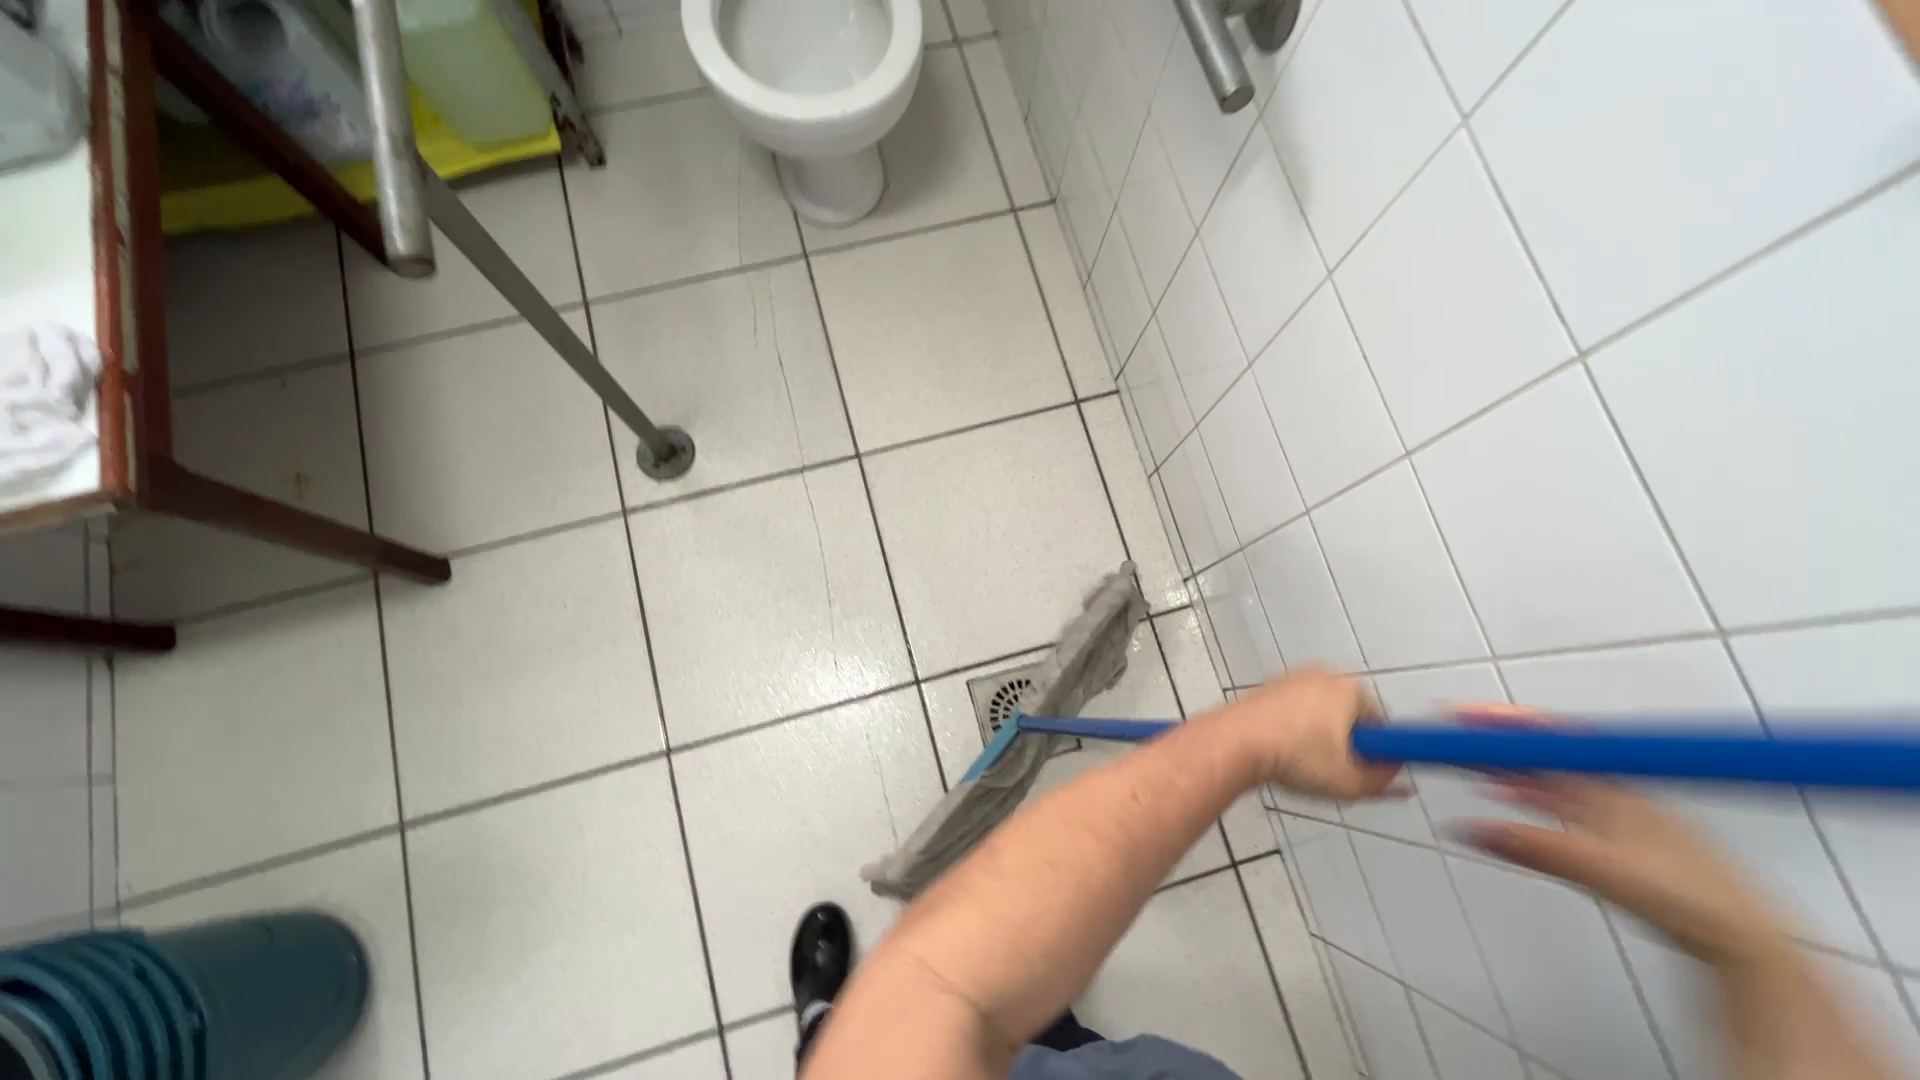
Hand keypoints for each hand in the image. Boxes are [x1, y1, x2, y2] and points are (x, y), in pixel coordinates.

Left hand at [1225, 671, 1401, 799]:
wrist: (1236, 742)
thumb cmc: (1298, 757)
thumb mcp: (1349, 782)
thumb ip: (1382, 782)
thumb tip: (1400, 782)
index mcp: (1350, 688)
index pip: (1380, 721)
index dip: (1375, 750)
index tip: (1361, 770)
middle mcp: (1323, 674)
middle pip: (1348, 714)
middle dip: (1344, 742)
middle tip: (1331, 770)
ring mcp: (1291, 678)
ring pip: (1318, 713)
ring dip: (1316, 736)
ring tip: (1302, 762)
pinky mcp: (1266, 688)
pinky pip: (1292, 711)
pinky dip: (1292, 729)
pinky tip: (1281, 750)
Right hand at [1460, 712, 1788, 965]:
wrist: (1744, 941)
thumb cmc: (1691, 898)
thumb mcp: (1602, 869)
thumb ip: (1535, 847)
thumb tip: (1468, 827)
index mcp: (1612, 785)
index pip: (1548, 736)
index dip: (1502, 721)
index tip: (1462, 715)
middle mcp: (1614, 790)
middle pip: (1545, 753)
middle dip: (1497, 741)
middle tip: (1453, 735)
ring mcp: (1618, 813)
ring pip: (1551, 777)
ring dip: (1510, 767)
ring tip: (1472, 764)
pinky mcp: (1619, 838)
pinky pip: (1560, 801)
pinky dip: (1528, 795)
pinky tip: (1511, 801)